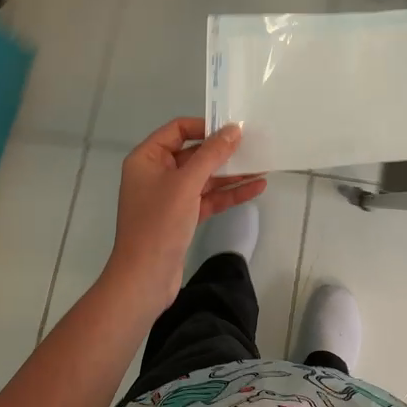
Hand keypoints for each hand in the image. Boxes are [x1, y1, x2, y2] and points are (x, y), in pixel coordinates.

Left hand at [104, 117, 266, 306]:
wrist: (144, 280)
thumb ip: (212, 154)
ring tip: (263, 166)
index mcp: (147, 159)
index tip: (232, 129)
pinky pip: (208, 198)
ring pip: (204, 178)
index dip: (205, 126)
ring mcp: (170, 197)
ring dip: (231, 174)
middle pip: (194, 154)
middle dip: (223, 152)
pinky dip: (229, 193)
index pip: (178, 129)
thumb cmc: (159, 223)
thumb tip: (233, 130)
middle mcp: (156, 174)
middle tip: (254, 146)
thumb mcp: (187, 183)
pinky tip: (256, 188)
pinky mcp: (182, 218)